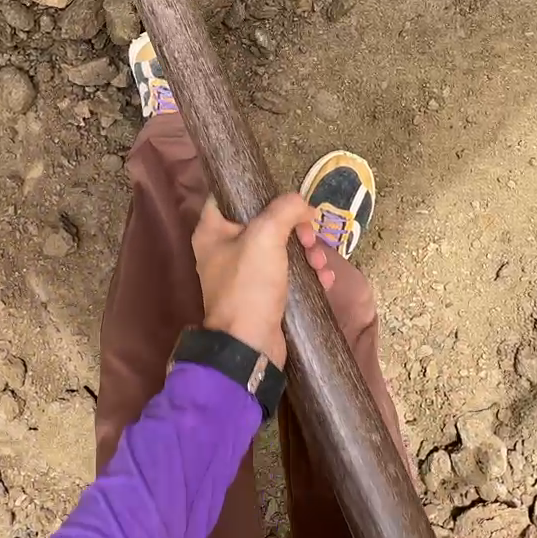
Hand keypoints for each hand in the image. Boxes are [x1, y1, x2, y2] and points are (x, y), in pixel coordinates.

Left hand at [191, 194, 335, 366]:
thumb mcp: (265, 237)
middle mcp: (225, 249)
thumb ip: (284, 210)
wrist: (251, 346)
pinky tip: (324, 280)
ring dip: (307, 251)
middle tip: (310, 236)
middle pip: (265, 221)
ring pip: (281, 247)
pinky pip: (289, 273)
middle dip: (295, 227)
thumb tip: (302, 204)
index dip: (258, 190)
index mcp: (212, 231)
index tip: (284, 196)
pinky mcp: (264, 294)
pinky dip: (307, 273)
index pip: (230, 194)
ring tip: (320, 265)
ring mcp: (245, 273)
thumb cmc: (249, 285)